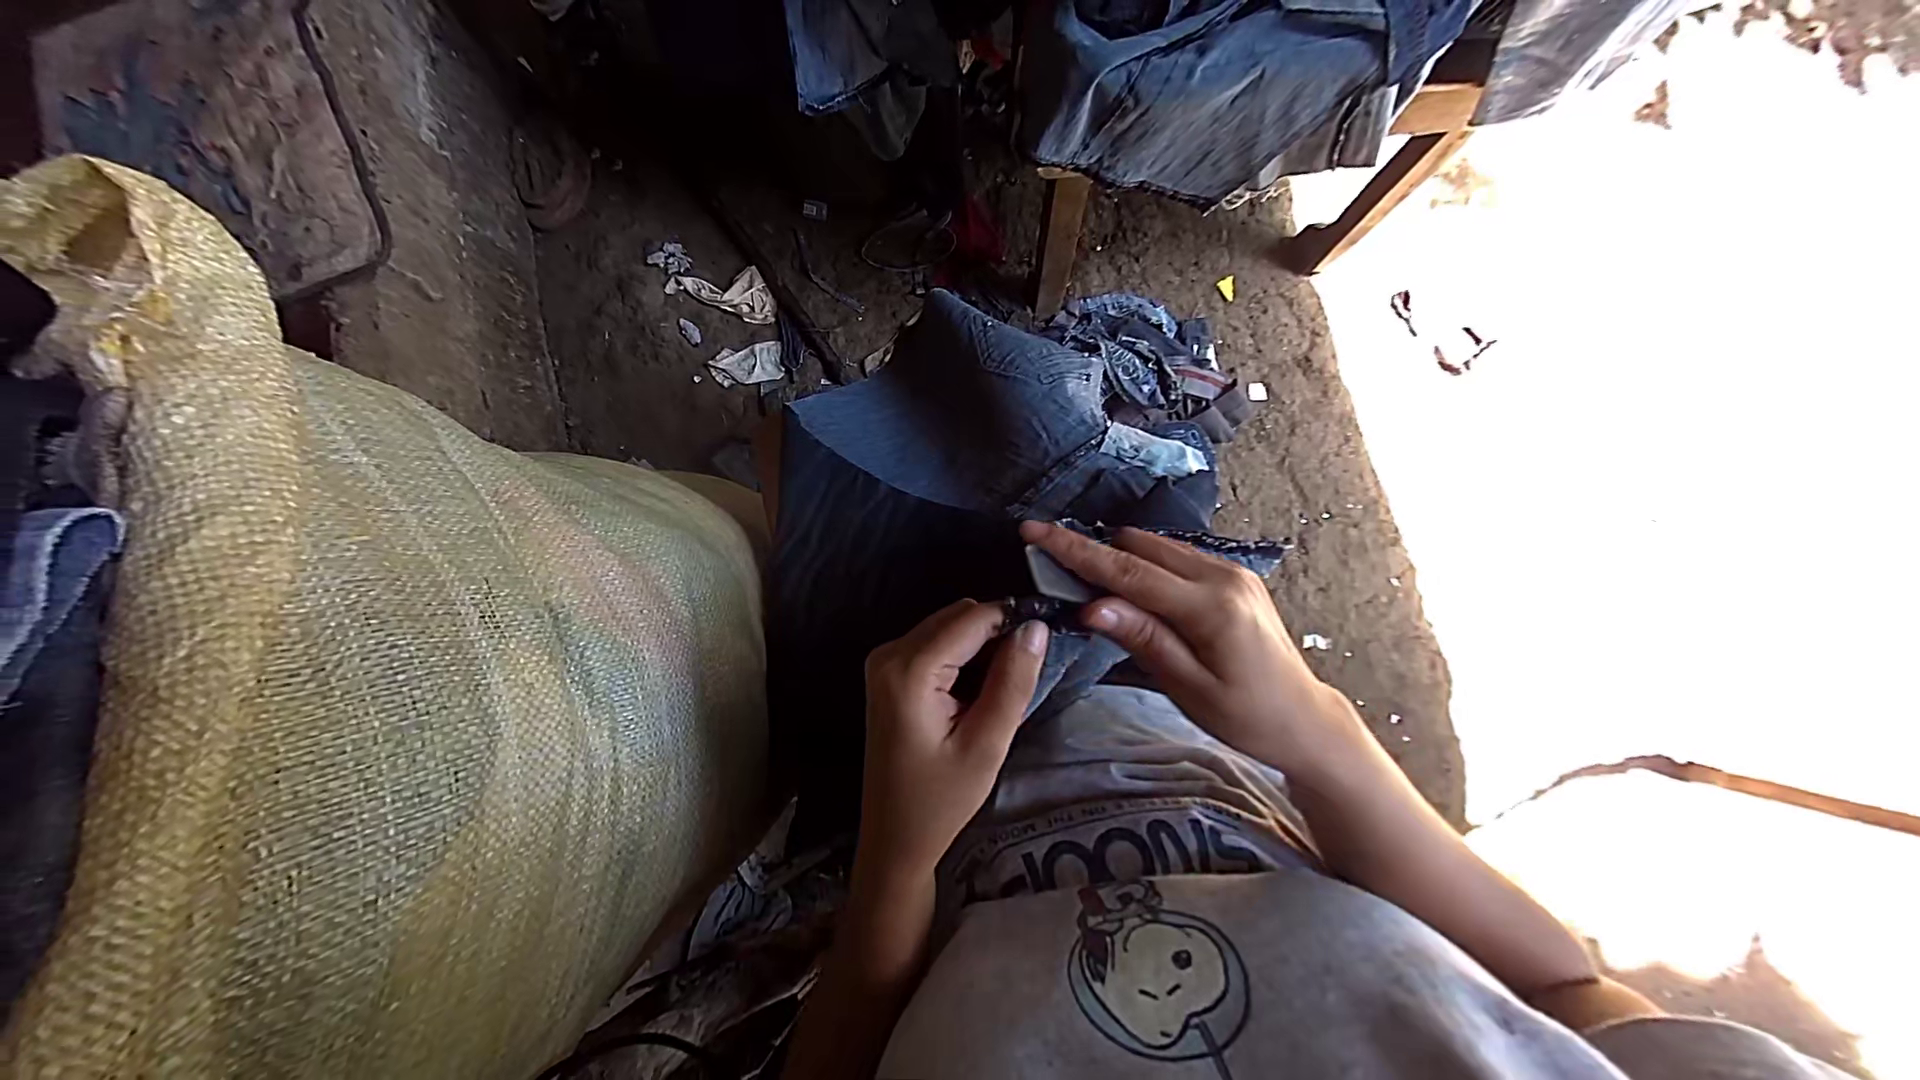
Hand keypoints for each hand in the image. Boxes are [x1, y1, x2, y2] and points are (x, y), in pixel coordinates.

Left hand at [858, 600, 1049, 881]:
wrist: (895, 837)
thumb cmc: (941, 800)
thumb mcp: (987, 744)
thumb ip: (1013, 681)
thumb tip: (1036, 628)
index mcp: (909, 670)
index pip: (973, 618)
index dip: (1014, 620)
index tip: (1047, 639)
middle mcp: (889, 653)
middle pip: (958, 615)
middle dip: (996, 634)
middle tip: (1020, 677)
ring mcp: (884, 661)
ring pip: (949, 625)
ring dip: (980, 646)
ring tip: (997, 690)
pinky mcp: (888, 671)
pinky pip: (936, 642)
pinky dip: (962, 655)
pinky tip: (973, 692)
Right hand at [1018, 521, 1353, 769]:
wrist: (1305, 718)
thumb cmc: (1245, 716)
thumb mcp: (1188, 687)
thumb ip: (1143, 638)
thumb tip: (1090, 604)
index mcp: (1210, 607)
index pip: (1128, 570)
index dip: (1075, 550)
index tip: (1035, 531)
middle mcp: (1223, 576)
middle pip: (1139, 546)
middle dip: (1093, 552)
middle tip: (1054, 570)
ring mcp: (1231, 571)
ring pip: (1156, 546)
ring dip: (1118, 558)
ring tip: (1089, 584)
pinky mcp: (1233, 576)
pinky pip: (1174, 556)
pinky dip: (1143, 564)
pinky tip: (1132, 591)